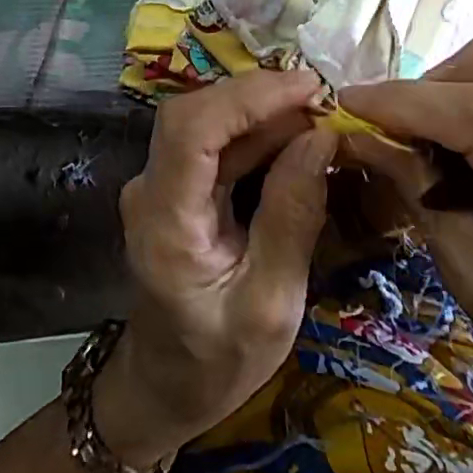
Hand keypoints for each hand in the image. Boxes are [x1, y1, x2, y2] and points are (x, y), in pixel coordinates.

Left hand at [95, 69, 337, 464]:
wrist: (165, 385)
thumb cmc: (218, 362)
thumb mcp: (271, 305)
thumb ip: (292, 218)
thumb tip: (321, 138)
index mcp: (165, 222)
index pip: (190, 130)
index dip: (247, 97)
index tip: (308, 87)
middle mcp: (150, 190)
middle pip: (193, 116)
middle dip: (258, 97)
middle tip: (323, 97)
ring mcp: (158, 187)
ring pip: (203, 125)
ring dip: (260, 112)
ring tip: (319, 112)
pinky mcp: (174, 190)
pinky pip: (212, 147)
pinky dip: (254, 135)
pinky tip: (294, 135)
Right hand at [337, 35, 472, 396]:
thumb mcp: (466, 268)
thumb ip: (415, 190)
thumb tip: (354, 132)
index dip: (410, 102)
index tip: (349, 106)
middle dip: (425, 88)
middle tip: (390, 127)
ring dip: (446, 87)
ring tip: (425, 134)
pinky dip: (471, 96)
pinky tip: (463, 141)